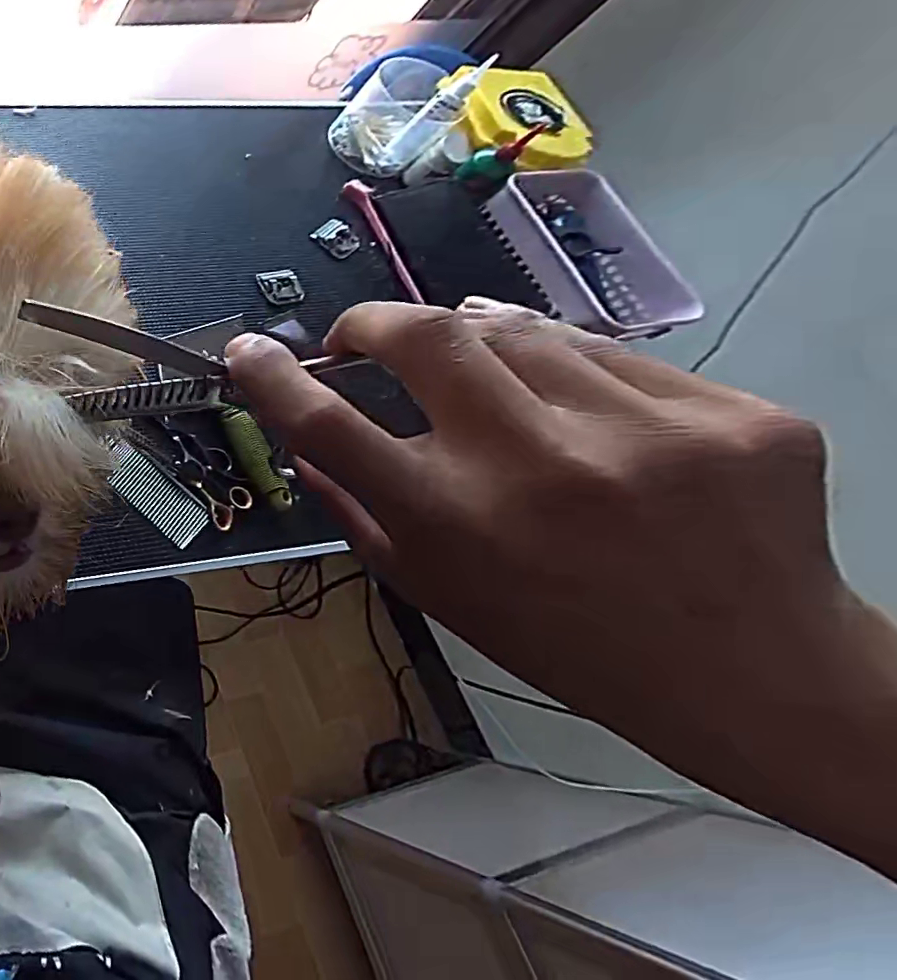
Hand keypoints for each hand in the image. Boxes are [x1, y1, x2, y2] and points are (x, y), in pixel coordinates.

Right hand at [226, 300, 896, 869]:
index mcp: (449, 517)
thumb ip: (352, 503)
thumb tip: (303, 438)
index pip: (327, 423)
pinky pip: (604, 353)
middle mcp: (536, 463)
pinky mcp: (734, 412)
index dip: (272, 377)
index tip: (246, 351)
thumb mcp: (422, 581)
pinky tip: (563, 404)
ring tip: (468, 377)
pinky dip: (556, 364)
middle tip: (359, 336)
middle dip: (372, 320)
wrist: (749, 673)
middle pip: (425, 336)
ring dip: (466, 343)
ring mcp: (646, 430)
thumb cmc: (546, 633)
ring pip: (516, 329)